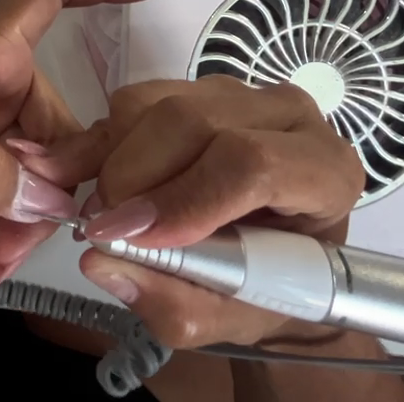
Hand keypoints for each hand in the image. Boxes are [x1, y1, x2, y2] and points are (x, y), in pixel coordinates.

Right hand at [55, 77, 365, 348]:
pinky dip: (96, 141)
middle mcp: (283, 115)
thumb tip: (100, 263)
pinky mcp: (184, 86)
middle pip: (189, 122)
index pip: (250, 164)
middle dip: (131, 176)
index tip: (127, 236)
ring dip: (108, 158)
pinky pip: (127, 103)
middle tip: (100, 225)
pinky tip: (78, 174)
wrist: (273, 256)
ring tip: (94, 208)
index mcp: (324, 172)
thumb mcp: (234, 316)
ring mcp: (230, 93)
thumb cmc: (271, 286)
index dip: (183, 197)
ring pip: (149, 106)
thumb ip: (175, 302)